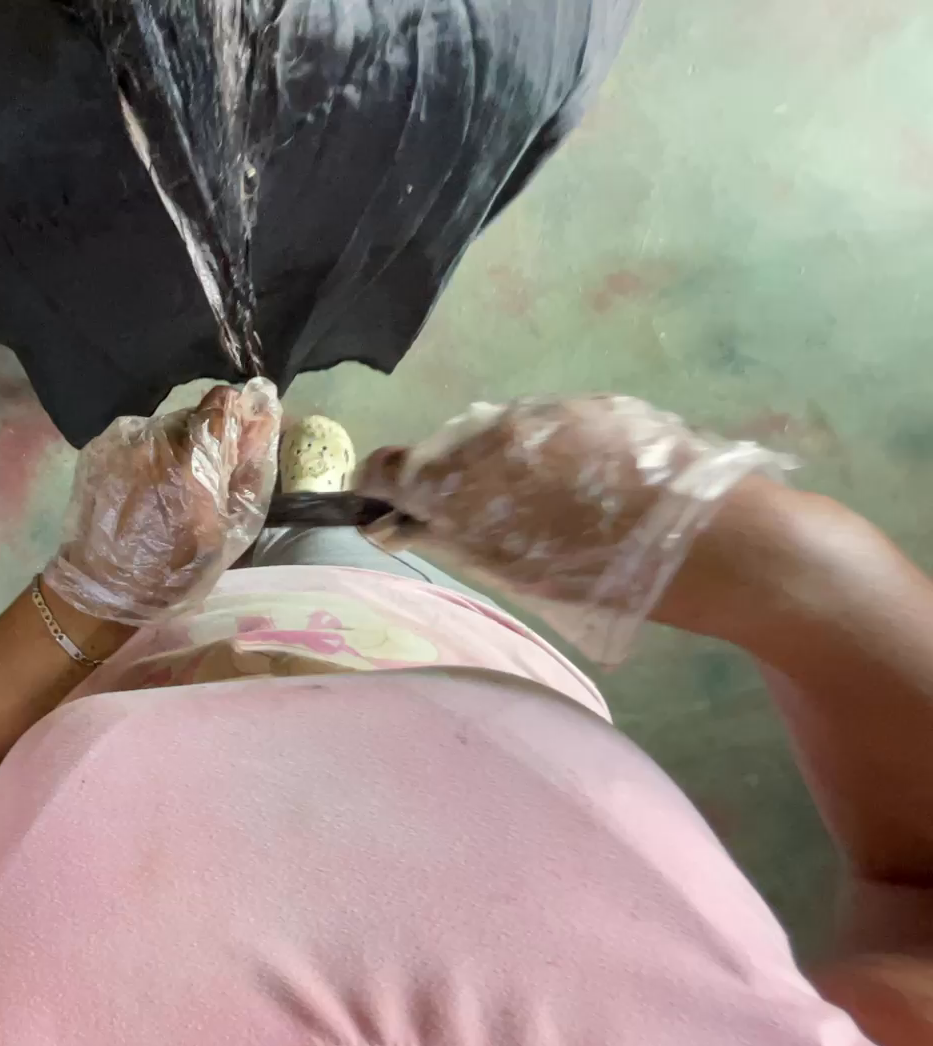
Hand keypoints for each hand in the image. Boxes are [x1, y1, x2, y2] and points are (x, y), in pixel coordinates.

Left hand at [42, 378, 280, 623]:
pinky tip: (140, 489)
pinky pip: (134, 440)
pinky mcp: (97, 449)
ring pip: (162, 428)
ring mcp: (120, 443)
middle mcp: (152, 441)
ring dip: (173, 448)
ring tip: (167, 489)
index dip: (234, 415)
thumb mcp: (228, 527)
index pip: (220, 405)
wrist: (104, 585)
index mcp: (189, 461)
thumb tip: (263, 419)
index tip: (237, 433)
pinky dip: (144, 456)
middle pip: (191, 416)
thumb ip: (248, 469)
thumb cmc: (176, 567)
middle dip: (203, 439)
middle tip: (200, 478)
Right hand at [357, 395, 790, 662]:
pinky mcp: (594, 403)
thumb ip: (439, 537)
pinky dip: (538, 452)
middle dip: (441, 480)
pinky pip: (538, 425)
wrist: (734, 548)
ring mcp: (549, 409)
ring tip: (536, 502)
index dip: (379, 489)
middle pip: (439, 449)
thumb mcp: (507, 568)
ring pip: (489, 435)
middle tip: (474, 519)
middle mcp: (497, 428)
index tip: (385, 511)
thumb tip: (389, 523)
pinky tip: (576, 483)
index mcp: (468, 473)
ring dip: (491, 465)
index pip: (389, 465)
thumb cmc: (606, 574)